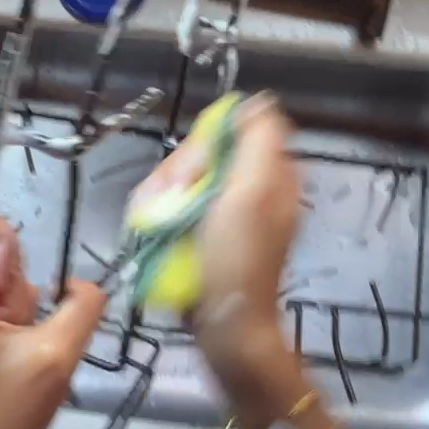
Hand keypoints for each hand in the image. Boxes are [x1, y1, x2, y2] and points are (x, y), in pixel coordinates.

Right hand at [132, 93, 301, 411]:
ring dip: (164, 200)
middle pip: (201, 156)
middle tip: (176, 205)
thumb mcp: (252, 193)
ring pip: (181, 182)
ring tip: (162, 227)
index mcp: (270, 173)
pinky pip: (174, 209)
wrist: (226, 326)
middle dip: (179, 176)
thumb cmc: (238, 259)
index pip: (230, 130)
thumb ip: (258, 141)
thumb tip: (258, 102)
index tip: (195, 169)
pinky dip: (162, 219)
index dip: (206, 143)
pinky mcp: (203, 236)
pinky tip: (159, 236)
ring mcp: (224, 214)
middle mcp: (249, 188)